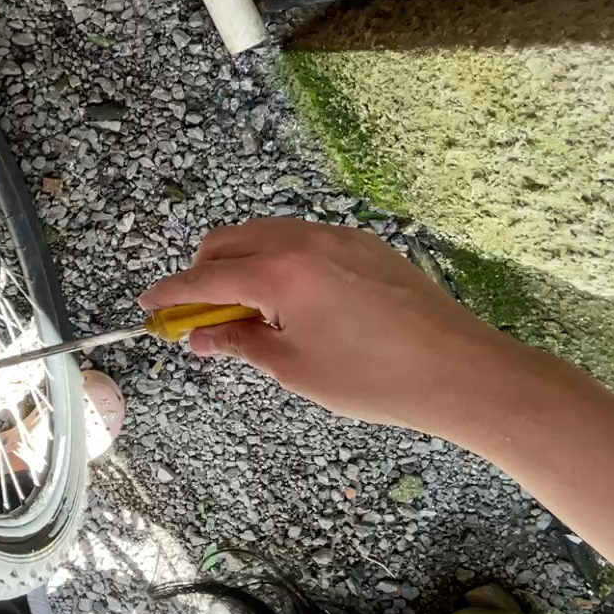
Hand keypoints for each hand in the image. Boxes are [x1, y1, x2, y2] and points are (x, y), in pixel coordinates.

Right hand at [139, 219, 561, 443]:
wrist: (466, 373)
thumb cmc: (374, 379)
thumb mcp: (293, 367)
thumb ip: (236, 343)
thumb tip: (196, 337)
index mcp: (280, 274)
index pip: (204, 278)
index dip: (170, 292)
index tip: (147, 304)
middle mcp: (302, 241)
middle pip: (225, 242)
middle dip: (202, 273)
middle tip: (205, 315)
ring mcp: (335, 236)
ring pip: (260, 234)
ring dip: (238, 264)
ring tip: (252, 310)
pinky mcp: (361, 242)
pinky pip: (297, 238)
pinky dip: (274, 259)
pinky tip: (293, 298)